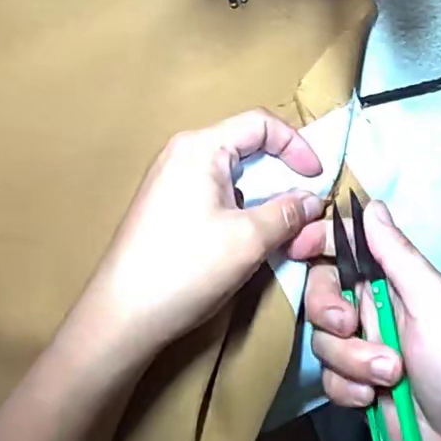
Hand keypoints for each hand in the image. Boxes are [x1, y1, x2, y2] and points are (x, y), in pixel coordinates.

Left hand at [66, 109, 325, 360]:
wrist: (122, 316)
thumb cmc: (187, 268)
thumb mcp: (249, 239)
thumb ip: (287, 212)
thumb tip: (312, 200)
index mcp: (200, 147)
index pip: (260, 124)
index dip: (297, 146)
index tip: (318, 177)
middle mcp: (182, 154)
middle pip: (247, 148)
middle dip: (282, 177)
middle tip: (304, 209)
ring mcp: (171, 180)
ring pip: (233, 176)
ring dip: (264, 198)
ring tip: (281, 231)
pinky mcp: (167, 206)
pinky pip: (216, 194)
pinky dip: (242, 210)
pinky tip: (250, 240)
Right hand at [288, 201, 440, 440]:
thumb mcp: (437, 303)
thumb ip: (399, 256)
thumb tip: (373, 205)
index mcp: (399, 281)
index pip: (349, 247)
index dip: (318, 240)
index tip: (296, 247)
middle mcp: (377, 309)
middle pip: (323, 292)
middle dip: (328, 309)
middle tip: (348, 326)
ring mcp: (365, 349)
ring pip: (323, 339)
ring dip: (352, 360)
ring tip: (390, 376)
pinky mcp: (357, 386)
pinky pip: (329, 377)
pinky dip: (348, 388)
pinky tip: (374, 400)